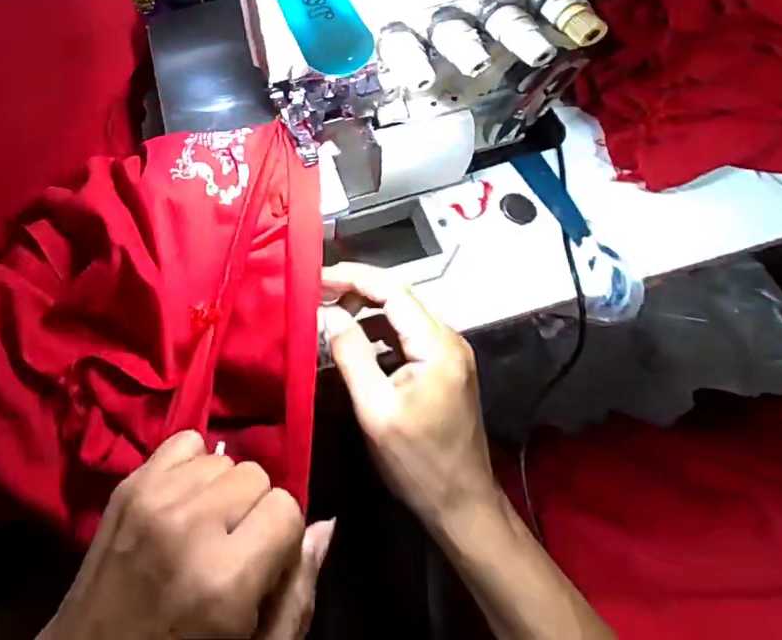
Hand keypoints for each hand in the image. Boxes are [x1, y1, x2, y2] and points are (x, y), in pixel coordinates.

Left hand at [40, 430, 334, 639]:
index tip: (261, 570)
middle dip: (252, 512)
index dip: (280, 540)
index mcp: (223, 580)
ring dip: (221, 491)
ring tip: (202, 531)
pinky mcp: (126, 486)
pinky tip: (182, 504)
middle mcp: (188, 527)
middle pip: (256, 475)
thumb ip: (298, 595)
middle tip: (230, 553)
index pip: (287, 508)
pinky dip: (191, 466)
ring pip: (223, 458)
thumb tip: (325, 524)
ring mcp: (152, 500)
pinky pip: (185, 442)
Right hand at [322, 264, 498, 532]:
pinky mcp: (445, 366)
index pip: (393, 290)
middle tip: (319, 296)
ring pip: (404, 314)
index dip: (354, 277)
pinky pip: (409, 335)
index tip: (318, 279)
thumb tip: (330, 315)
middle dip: (358, 290)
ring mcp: (450, 352)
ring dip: (368, 310)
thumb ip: (352, 356)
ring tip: (331, 314)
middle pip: (400, 296)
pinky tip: (358, 341)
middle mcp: (449, 338)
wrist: (462, 504)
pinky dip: (381, 331)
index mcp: (437, 344)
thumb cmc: (418, 463)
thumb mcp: (376, 411)